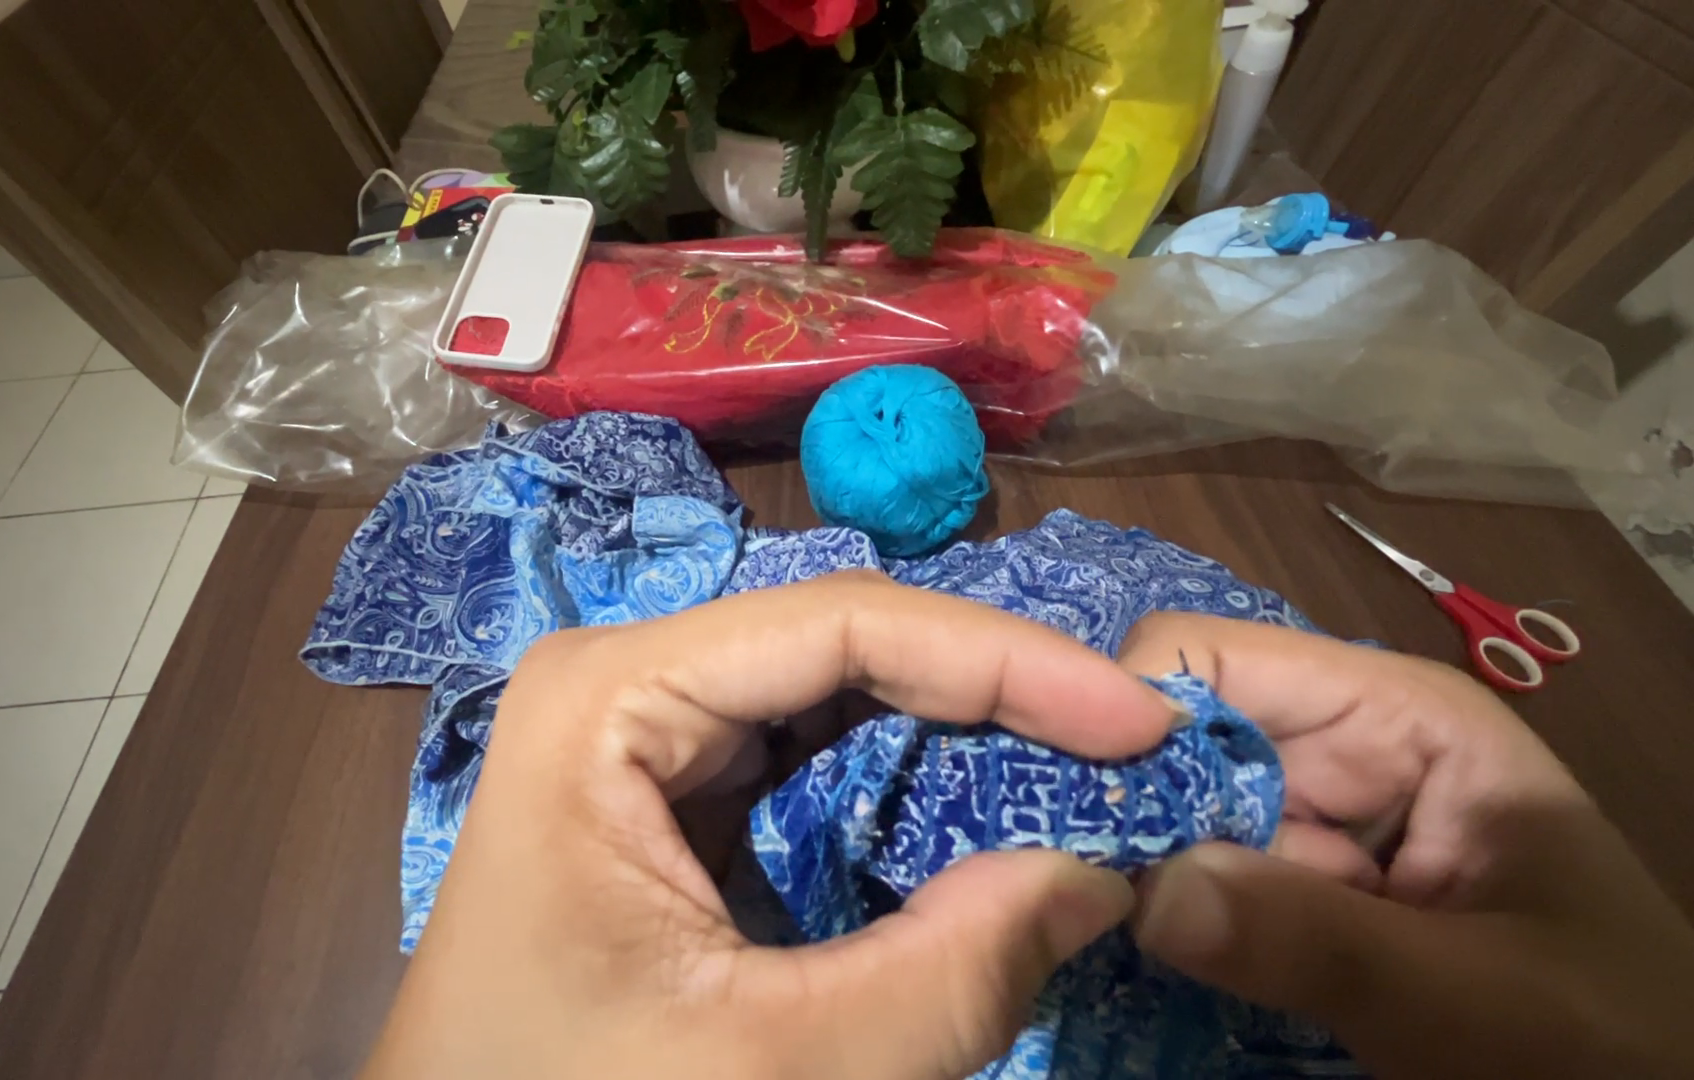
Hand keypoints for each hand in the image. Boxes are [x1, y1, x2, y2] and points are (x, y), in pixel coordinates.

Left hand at [361, 572, 1176, 1079]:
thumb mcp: (773, 1071)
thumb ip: (952, 972)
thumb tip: (1097, 874)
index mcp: (611, 691)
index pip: (833, 625)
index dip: (996, 658)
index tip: (1134, 715)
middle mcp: (629, 671)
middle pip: (837, 643)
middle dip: (984, 690)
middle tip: (1121, 744)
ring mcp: (648, 715)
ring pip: (833, 687)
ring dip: (953, 727)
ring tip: (1072, 766)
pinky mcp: (671, 767)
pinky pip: (806, 742)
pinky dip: (901, 770)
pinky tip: (974, 799)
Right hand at [1119, 614, 1693, 1078]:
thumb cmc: (1617, 1047)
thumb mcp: (1493, 1006)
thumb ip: (1328, 945)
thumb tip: (1147, 892)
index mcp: (1382, 711)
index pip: (1204, 657)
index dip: (1129, 710)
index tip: (1080, 803)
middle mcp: (1320, 736)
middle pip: (1165, 726)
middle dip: (1117, 797)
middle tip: (1066, 877)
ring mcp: (1290, 802)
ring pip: (1157, 795)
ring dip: (1123, 853)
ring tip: (1082, 909)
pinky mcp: (1268, 862)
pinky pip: (1174, 856)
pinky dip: (1142, 892)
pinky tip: (1125, 930)